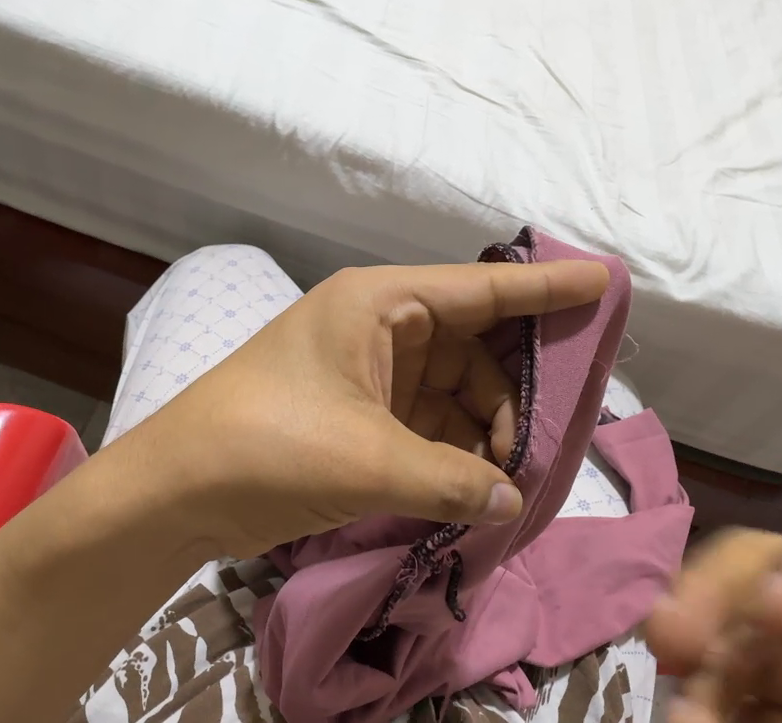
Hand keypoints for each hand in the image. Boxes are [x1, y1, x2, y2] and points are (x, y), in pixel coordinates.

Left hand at [112, 259, 610, 558]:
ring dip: (481, 432)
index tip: (604, 280)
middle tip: (543, 446)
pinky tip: (473, 487)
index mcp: (380, 303)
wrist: (177, 488)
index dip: (545, 288)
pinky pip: (427, 421)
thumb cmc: (269, 445)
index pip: (480, 288)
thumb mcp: (369, 461)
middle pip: (473, 346)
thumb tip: (512, 500)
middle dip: (512, 394)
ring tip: (504, 482)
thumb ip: (453, 480)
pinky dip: (452, 451)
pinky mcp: (357, 412)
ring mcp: (367, 370)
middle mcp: (379, 325)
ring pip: (453, 390)